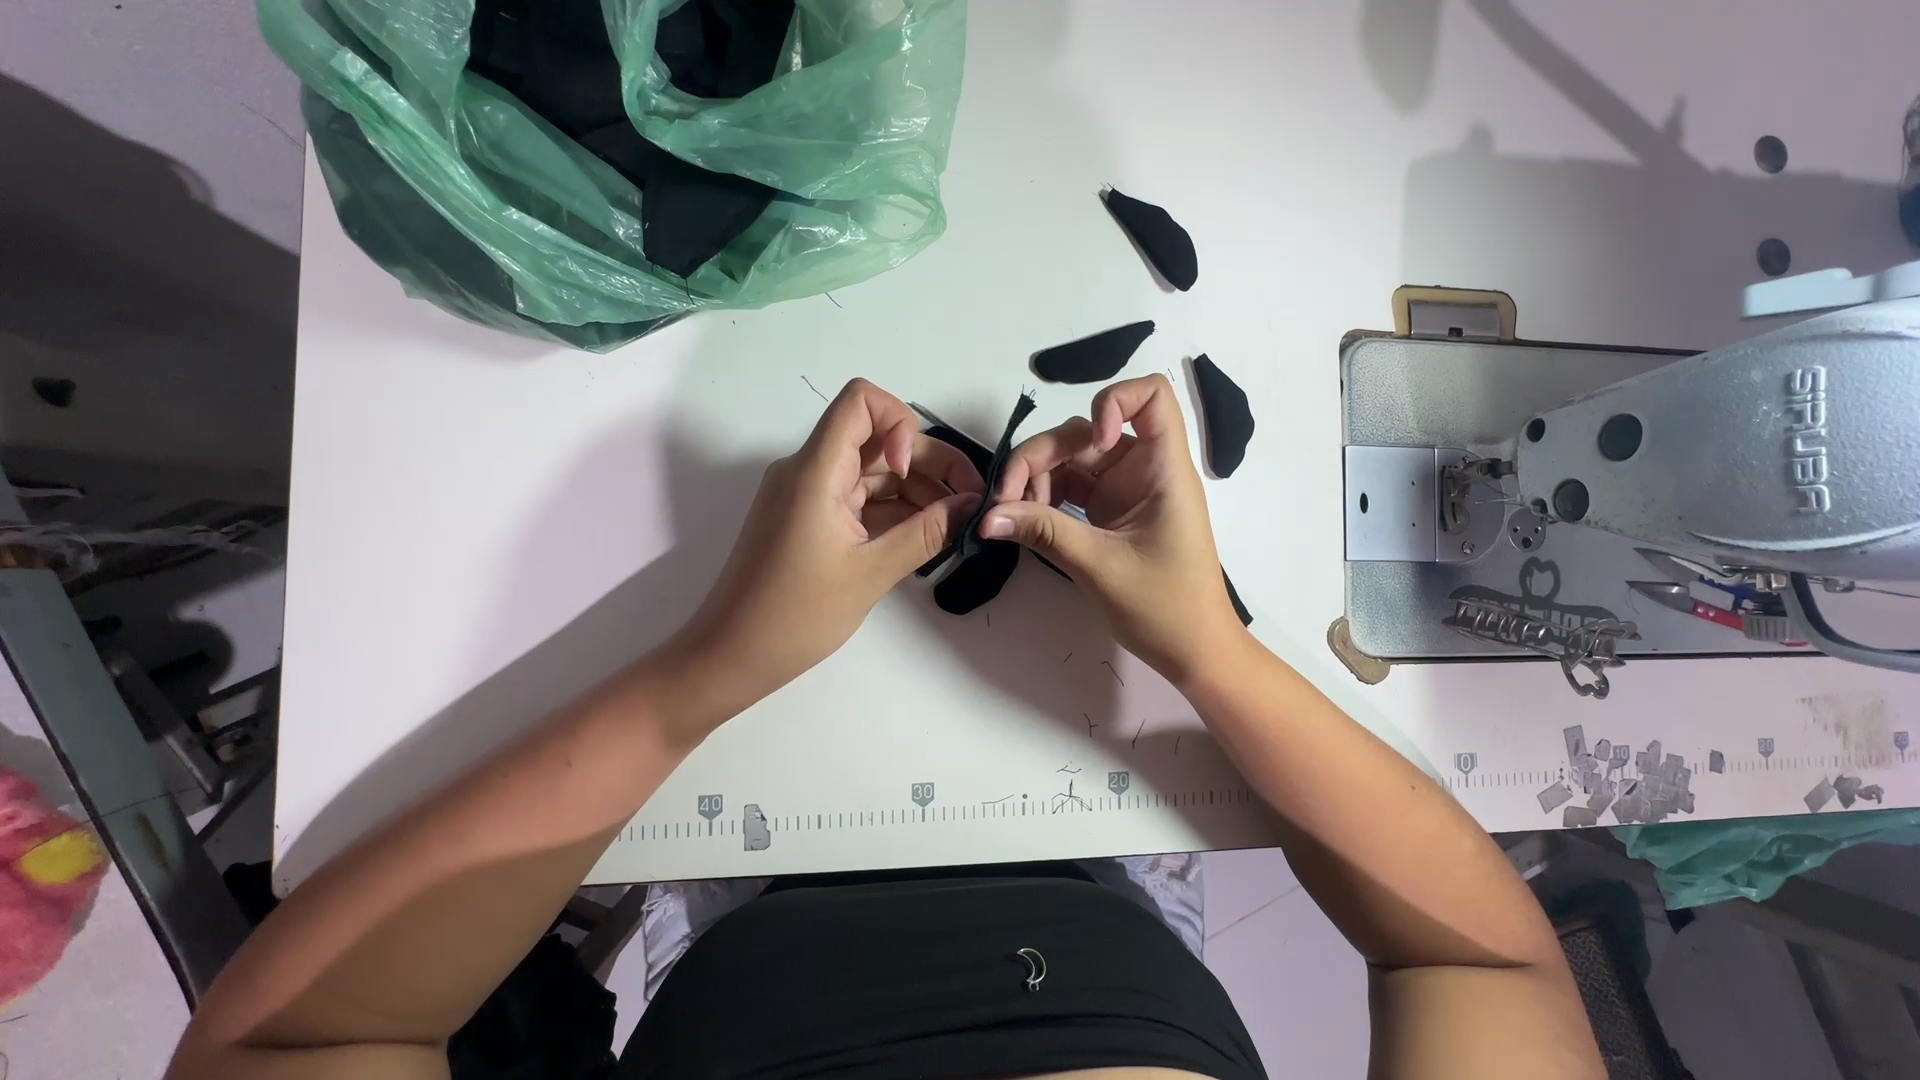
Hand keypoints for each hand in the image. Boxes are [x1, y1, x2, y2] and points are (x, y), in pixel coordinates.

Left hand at [674, 379, 983, 715]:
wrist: (731, 655)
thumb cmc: (796, 616)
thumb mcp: (871, 573)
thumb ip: (927, 534)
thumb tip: (972, 505)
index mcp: (815, 471)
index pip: (861, 401)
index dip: (901, 423)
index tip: (916, 472)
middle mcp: (808, 470)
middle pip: (876, 438)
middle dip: (926, 462)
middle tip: (969, 501)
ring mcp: (807, 495)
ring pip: (872, 471)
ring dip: (916, 489)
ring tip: (954, 525)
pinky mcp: (809, 519)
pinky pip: (859, 499)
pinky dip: (893, 510)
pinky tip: (925, 535)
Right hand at [979, 374, 1242, 682]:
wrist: (1193, 651)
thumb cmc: (1166, 607)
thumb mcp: (1101, 567)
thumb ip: (1044, 533)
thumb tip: (987, 517)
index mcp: (1163, 470)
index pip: (1150, 397)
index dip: (1113, 401)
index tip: (1090, 443)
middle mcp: (1143, 470)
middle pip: (1086, 432)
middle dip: (1042, 455)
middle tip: (1006, 497)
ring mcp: (1124, 491)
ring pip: (1071, 460)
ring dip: (1035, 478)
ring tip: (1010, 513)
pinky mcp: (1108, 513)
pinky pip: (1069, 490)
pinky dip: (1042, 500)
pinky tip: (1021, 520)